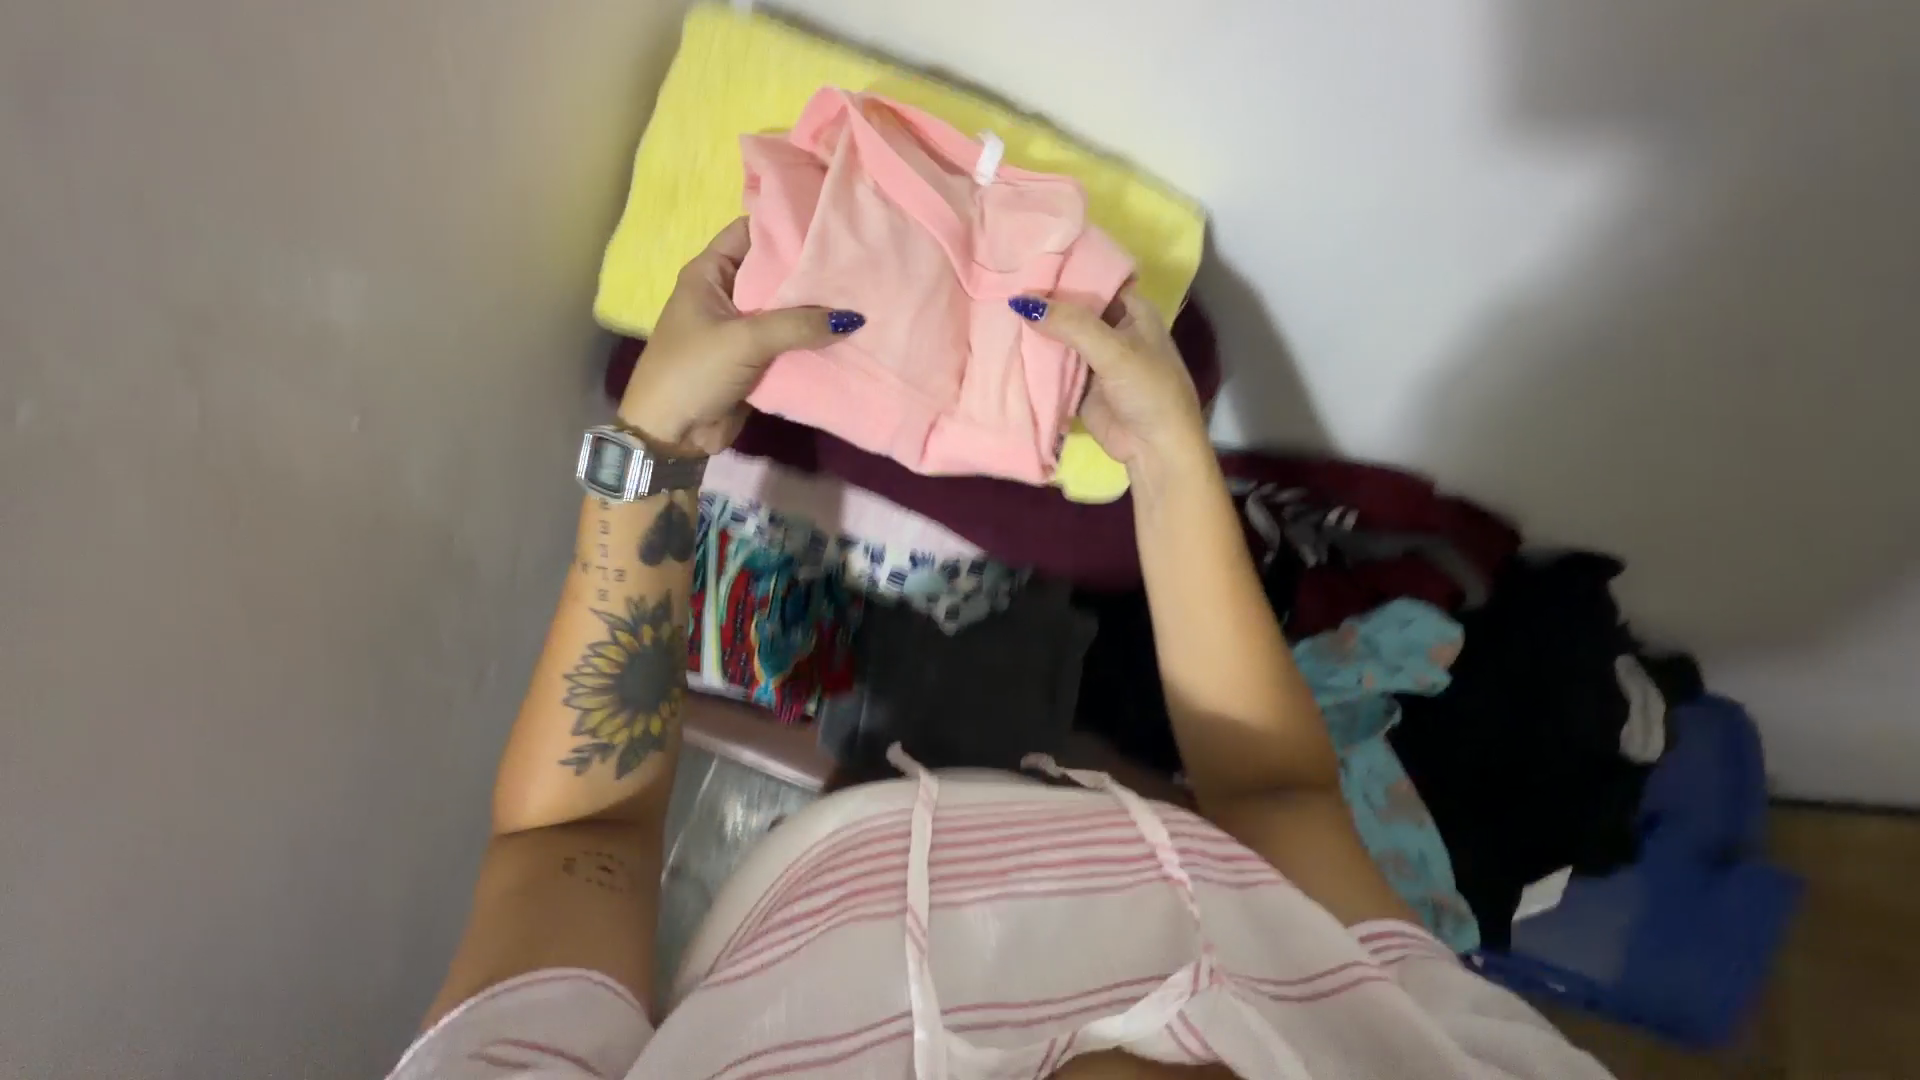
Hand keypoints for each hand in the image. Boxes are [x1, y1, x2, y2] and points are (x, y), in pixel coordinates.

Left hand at [618, 218, 863, 454]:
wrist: (672, 433)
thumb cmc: (694, 371)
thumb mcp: (745, 340)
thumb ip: (798, 325)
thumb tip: (852, 318)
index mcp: (708, 273)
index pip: (750, 232)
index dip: (785, 226)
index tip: (828, 224)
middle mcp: (725, 294)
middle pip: (773, 272)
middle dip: (808, 271)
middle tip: (855, 263)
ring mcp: (740, 329)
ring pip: (784, 310)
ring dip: (814, 310)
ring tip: (859, 296)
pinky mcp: (753, 360)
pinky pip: (787, 343)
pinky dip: (810, 341)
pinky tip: (845, 335)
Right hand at [1011, 288, 1210, 482]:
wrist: (1155, 447)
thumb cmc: (1148, 390)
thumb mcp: (1114, 350)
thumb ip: (1071, 325)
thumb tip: (1021, 303)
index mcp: (1131, 310)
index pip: (1093, 278)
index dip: (1064, 270)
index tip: (1027, 259)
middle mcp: (1112, 328)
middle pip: (1072, 308)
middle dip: (1043, 302)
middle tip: (1001, 284)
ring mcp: (1094, 358)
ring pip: (1060, 337)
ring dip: (1036, 331)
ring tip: (995, 310)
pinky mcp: (1079, 385)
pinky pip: (1053, 367)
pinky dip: (1035, 360)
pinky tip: (1005, 345)